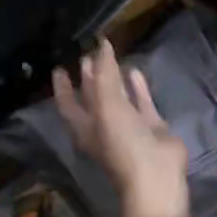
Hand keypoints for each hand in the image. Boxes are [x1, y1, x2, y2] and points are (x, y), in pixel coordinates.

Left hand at [53, 38, 188, 216]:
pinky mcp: (150, 128)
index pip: (67, 103)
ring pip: (118, 100)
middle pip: (92, 99)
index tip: (60, 67)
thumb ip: (104, 74)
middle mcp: (102, 127)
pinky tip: (135, 71)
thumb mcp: (107, 105)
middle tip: (86, 57)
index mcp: (84, 127)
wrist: (156, 172)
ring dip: (114, 81)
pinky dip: (137, 89)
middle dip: (88, 79)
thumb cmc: (122, 141)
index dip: (63, 86)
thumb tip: (101, 44)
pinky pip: (141, 104)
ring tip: (112, 59)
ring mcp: (128, 129)